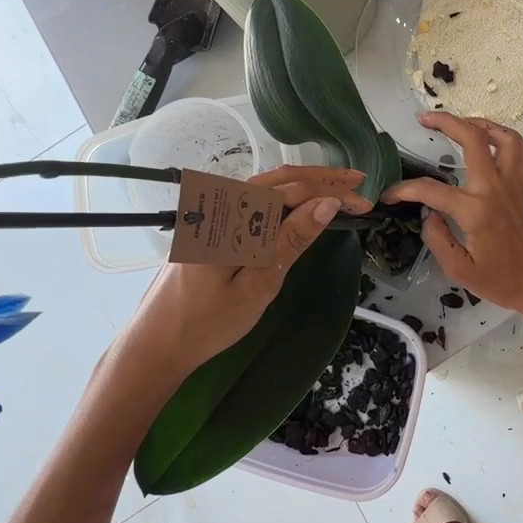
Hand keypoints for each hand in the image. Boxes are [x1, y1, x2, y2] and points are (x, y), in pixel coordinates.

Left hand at [118, 165, 371, 375]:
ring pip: (266, 186)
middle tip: (360, 181)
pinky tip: (301, 202)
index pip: (291, 191)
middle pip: (278, 178)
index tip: (364, 202)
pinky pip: (253, 200)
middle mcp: (218, 204)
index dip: (331, 192)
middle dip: (322, 178)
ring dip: (305, 184)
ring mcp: (212, 214)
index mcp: (229, 215)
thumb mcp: (258, 284)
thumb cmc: (209, 322)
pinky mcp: (212, 226)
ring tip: (339, 187)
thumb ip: (291, 240)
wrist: (157, 343)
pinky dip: (284, 197)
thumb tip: (327, 204)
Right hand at [382, 113, 522, 321]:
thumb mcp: (459, 270)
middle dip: (447, 122)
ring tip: (460, 123)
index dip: (405, 190)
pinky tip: (491, 141)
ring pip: (504, 138)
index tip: (390, 195)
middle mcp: (495, 189)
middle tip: (424, 119)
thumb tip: (428, 213)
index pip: (432, 190)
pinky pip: (520, 152)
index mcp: (475, 210)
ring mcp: (513, 184)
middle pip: (473, 139)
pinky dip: (506, 138)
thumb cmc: (501, 281)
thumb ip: (437, 239)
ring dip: (482, 124)